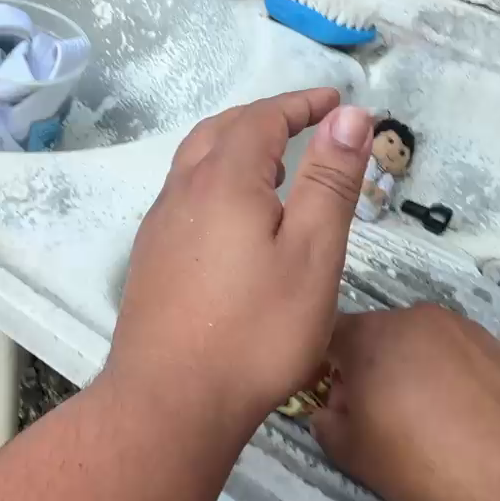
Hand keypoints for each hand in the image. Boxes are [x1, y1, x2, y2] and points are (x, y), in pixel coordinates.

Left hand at [104, 89, 372, 426]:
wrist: (171, 399)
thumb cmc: (255, 329)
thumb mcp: (312, 252)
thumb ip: (329, 180)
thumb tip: (349, 115)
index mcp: (224, 178)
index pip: (263, 117)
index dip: (301, 103)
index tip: (335, 101)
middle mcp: (183, 190)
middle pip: (222, 129)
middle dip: (266, 116)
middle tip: (306, 123)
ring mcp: (160, 224)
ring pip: (195, 160)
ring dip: (235, 143)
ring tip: (272, 160)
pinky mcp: (150, 256)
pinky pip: (184, 193)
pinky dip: (214, 176)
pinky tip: (232, 213)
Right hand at [311, 305, 499, 500]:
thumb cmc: (426, 464)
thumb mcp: (357, 457)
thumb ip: (327, 426)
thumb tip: (328, 412)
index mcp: (371, 336)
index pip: (329, 336)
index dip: (326, 370)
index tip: (338, 405)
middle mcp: (413, 318)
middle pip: (376, 336)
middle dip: (370, 370)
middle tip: (381, 418)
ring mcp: (460, 327)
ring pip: (418, 344)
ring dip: (411, 372)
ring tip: (429, 421)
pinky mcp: (497, 345)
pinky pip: (455, 355)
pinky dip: (450, 378)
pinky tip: (464, 419)